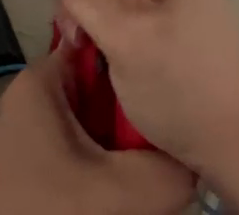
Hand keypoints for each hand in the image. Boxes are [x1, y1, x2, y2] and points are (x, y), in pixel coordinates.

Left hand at [0, 48, 194, 214]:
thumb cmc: (47, 213)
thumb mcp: (121, 190)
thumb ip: (170, 166)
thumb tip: (198, 156)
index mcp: (43, 79)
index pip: (102, 41)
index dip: (142, 54)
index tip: (177, 74)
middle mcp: (40, 97)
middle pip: (107, 86)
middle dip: (142, 109)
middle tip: (179, 126)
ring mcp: (41, 134)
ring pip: (103, 123)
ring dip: (132, 143)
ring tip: (167, 155)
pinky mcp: (46, 166)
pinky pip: (92, 151)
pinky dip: (116, 166)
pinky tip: (139, 184)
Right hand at [51, 0, 238, 214]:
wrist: (236, 146)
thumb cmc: (185, 82)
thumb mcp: (129, 33)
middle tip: (72, 28)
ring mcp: (168, 5)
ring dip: (87, 19)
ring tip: (83, 53)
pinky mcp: (164, 36)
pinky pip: (120, 22)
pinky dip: (101, 37)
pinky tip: (96, 63)